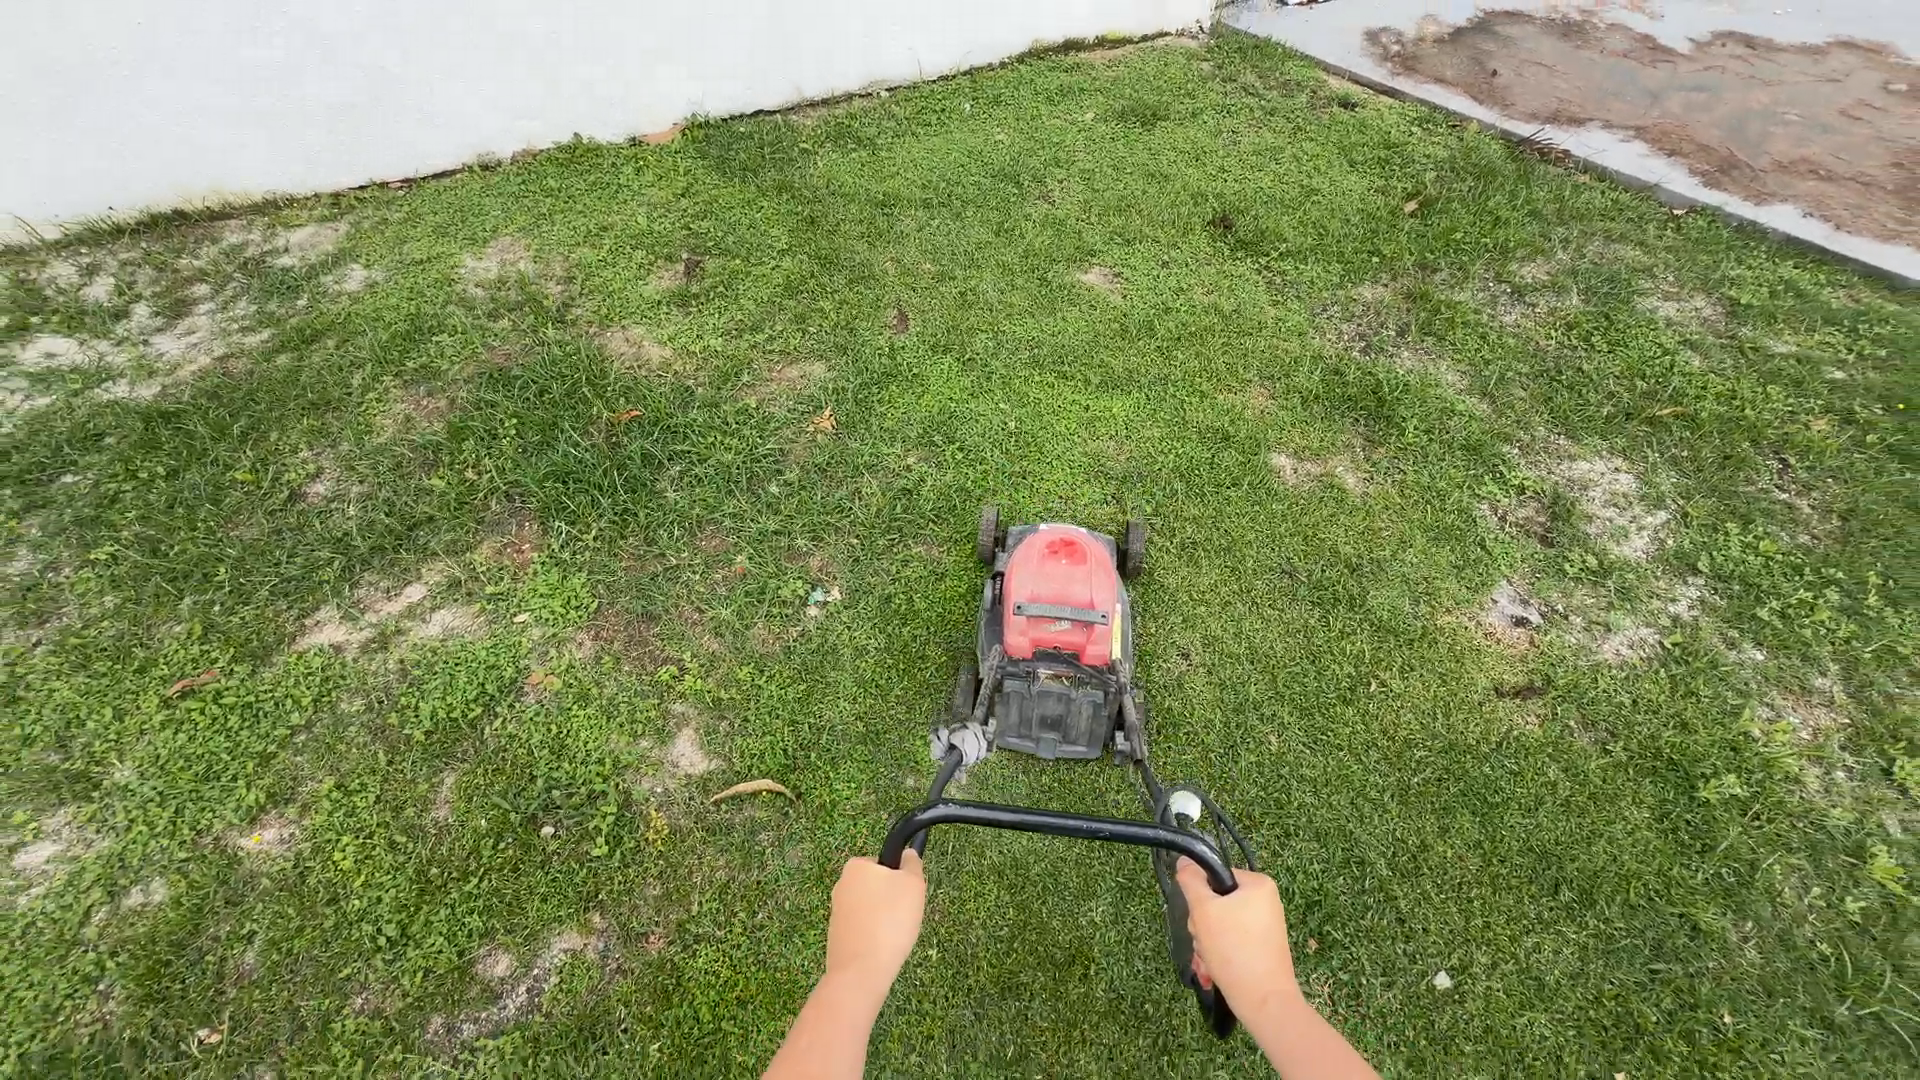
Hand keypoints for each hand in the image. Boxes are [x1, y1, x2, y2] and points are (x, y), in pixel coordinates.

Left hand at [824, 852, 926, 993]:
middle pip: (877, 887)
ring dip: (883, 921)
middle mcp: (841, 885)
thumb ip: (913, 863)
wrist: (861, 971)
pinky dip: (873, 937)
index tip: (908, 896)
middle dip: (891, 901)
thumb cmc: (890, 921)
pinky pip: (863, 930)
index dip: (900, 878)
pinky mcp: (836, 937)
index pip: (884, 864)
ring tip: (894, 936)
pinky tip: (882, 948)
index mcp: (855, 866)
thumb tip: (907, 854)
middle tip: (904, 916)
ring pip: (871, 910)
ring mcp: (836, 912)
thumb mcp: (913, 884)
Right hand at [1174, 858, 1300, 1014]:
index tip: (1197, 918)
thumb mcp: (1203, 909)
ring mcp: (1265, 927)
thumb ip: (1190, 880)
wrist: (1264, 1003)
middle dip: (1203, 926)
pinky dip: (1219, 953)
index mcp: (1259, 884)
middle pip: (1217, 903)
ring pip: (1221, 925)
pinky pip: (1232, 941)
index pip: (1215, 878)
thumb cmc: (1233, 949)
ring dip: (1207, 942)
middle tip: (1203, 942)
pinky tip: (1212, 970)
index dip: (1200, 896)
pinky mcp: (1262, 948)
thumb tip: (1185, 860)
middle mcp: (1266, 902)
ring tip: (1208, 961)